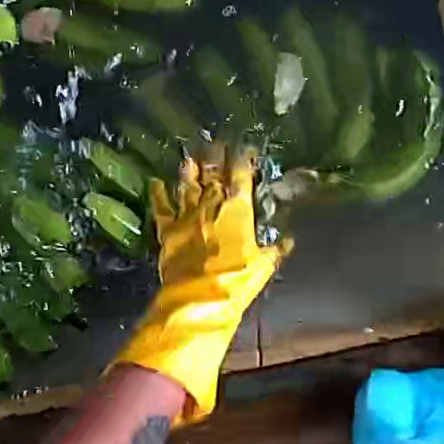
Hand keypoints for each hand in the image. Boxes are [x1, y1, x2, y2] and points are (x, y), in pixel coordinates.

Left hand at [113, 147, 284, 420]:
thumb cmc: (238, 280)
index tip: (245, 147)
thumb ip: (275, 249)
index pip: (241, 176)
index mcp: (238, 210)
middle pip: (213, 174)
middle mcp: (211, 206)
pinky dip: (159, 195)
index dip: (242, 159)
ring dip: (189, 170)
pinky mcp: (167, 232)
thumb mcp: (265, 265)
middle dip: (216, 157)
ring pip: (187, 186)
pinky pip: (162, 209)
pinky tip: (156, 182)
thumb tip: (288, 240)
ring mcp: (186, 217)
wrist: (198, 301)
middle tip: (217, 142)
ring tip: (191, 155)